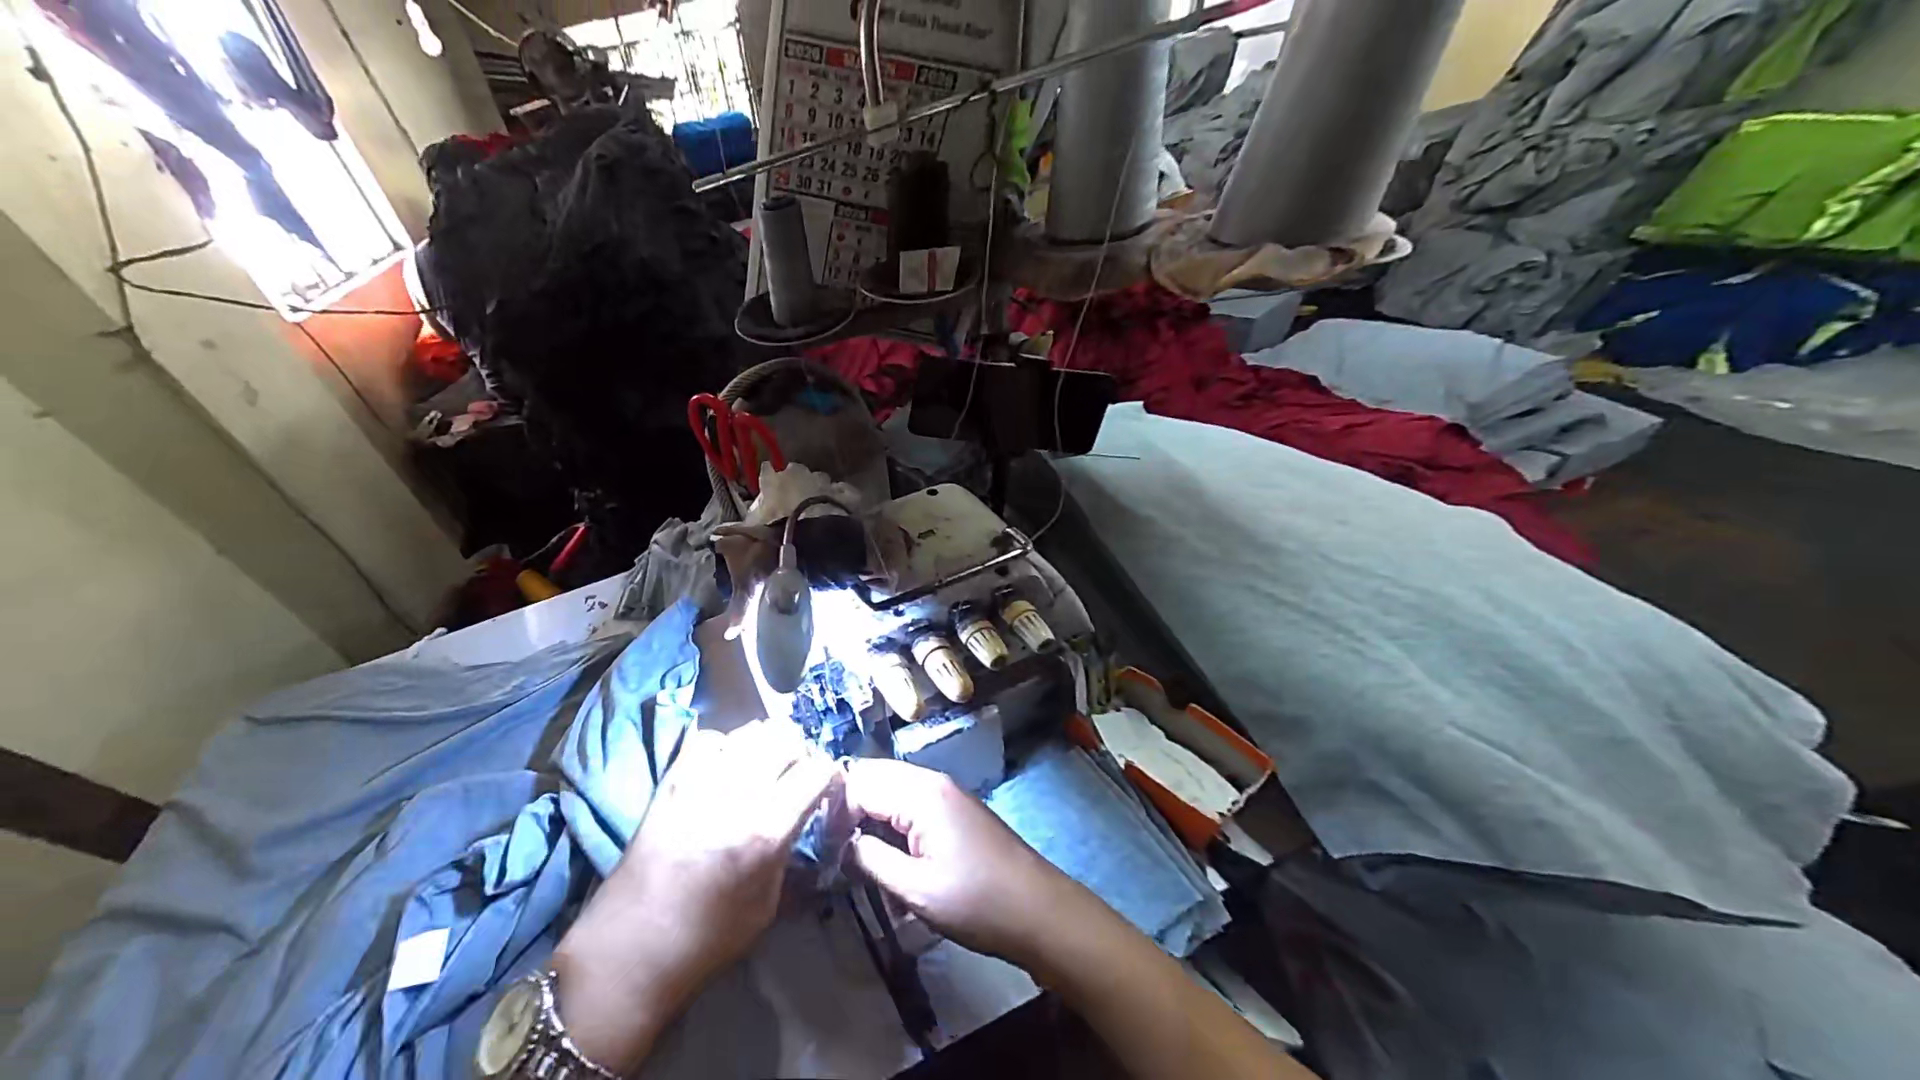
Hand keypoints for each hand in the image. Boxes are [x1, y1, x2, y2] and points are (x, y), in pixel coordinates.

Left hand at [553, 721, 837, 1072]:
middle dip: (802, 753)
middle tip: (801, 774)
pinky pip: (707, 739)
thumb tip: (804, 822)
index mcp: (766, 831)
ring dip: (768, 743)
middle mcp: (736, 796)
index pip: (816, 771)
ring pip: (749, 732)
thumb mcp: (767, 905)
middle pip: (785, 740)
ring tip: (767, 765)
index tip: (830, 788)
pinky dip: (726, 744)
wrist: (630, 952)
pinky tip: (728, 767)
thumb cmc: (706, 941)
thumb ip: (789, 853)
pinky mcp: (671, 783)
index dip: (831, 775)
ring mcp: (699, 784)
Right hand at [842, 758, 1100, 966]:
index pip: (858, 782)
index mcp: (921, 792)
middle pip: (874, 779)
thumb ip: (870, 859)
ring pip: (892, 791)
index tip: (816, 844)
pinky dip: (892, 824)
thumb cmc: (977, 901)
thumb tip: (841, 843)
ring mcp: (947, 794)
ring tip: (854, 857)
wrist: (1039, 911)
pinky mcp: (955, 811)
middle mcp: (932, 781)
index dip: (832, 810)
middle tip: (830, 849)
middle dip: (848, 809)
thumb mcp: (915, 888)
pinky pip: (911, 804)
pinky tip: (887, 856)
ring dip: (870, 818)